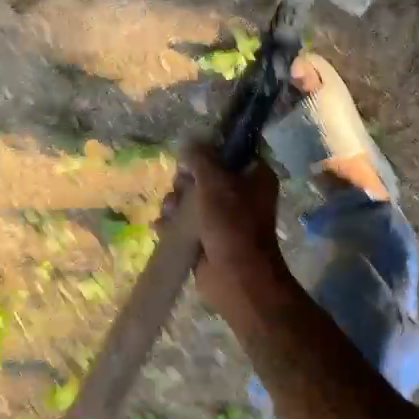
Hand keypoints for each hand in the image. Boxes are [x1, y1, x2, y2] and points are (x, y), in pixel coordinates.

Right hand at [163, 142, 287, 315]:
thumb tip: (189, 142)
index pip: (231, 152)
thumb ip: (200, 158)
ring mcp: (224, 218)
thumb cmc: (232, 222)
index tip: (191, 157)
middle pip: (205, 175)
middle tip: (180, 188)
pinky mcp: (208, 238)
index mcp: (256, 175)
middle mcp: (242, 193)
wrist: (236, 276)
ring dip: (176, 203)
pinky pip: (186, 224)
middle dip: (186, 181)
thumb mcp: (215, 182)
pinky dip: (173, 224)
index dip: (208, 151)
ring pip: (192, 200)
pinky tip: (162, 227)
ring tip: (170, 211)